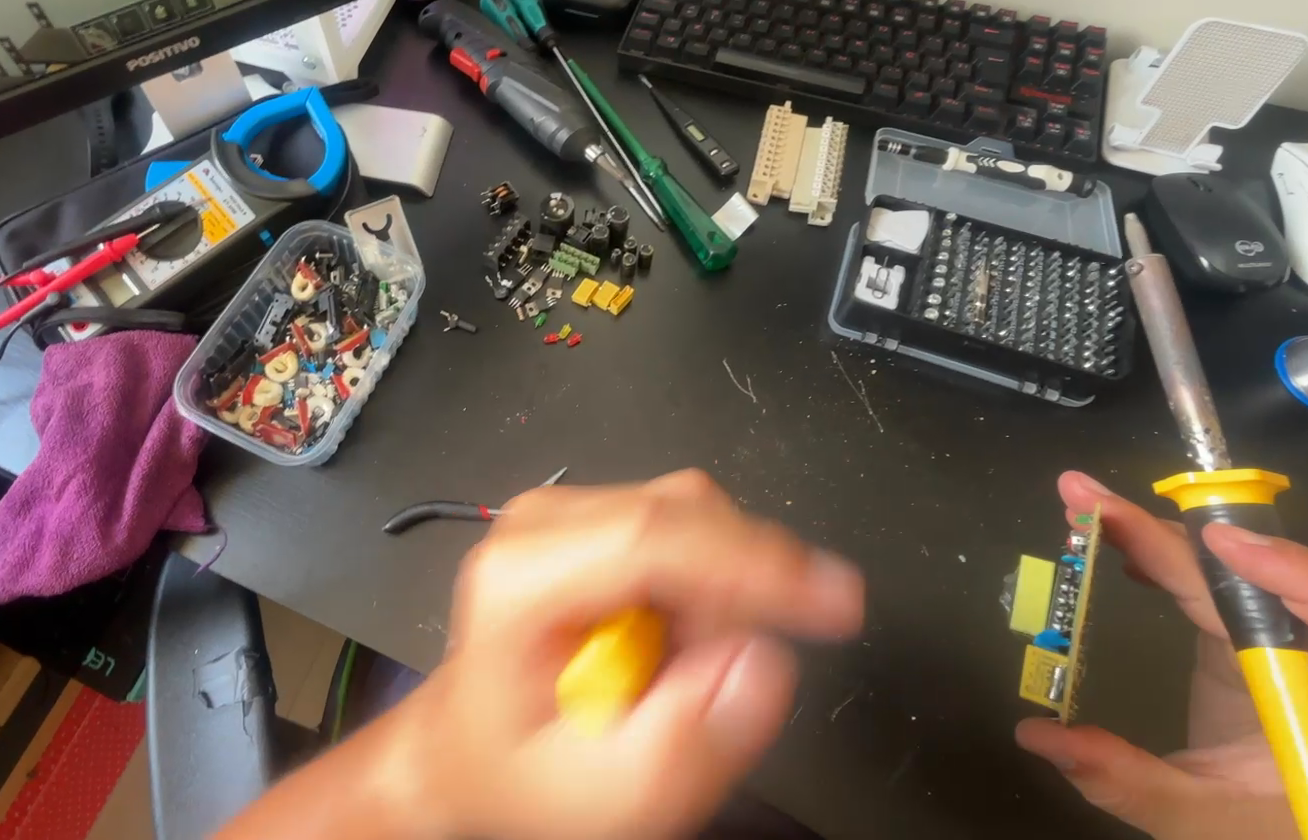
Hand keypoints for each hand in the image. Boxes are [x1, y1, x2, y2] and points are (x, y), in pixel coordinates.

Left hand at [385, 469, 864, 839]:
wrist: (470, 741)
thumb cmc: (521, 772)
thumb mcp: (603, 797)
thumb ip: (688, 741)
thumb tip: (765, 661)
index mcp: (521, 578)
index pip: (650, 537)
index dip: (752, 560)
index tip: (836, 601)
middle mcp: (539, 522)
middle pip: (679, 515)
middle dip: (742, 587)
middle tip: (725, 672)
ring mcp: (562, 510)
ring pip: (688, 512)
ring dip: (722, 587)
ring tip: (682, 666)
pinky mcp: (587, 515)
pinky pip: (679, 523)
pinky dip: (705, 580)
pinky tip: (674, 635)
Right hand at [1014, 471, 1307, 839]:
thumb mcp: (1198, 823)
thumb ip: (1125, 779)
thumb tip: (1035, 732)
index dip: (1305, 577)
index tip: (1219, 542)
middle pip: (1264, 586)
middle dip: (1175, 538)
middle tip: (1087, 502)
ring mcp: (1286, 658)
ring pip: (1231, 579)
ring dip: (1158, 537)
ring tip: (1083, 509)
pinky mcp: (1251, 655)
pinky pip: (1213, 593)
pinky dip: (1165, 562)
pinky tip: (1119, 552)